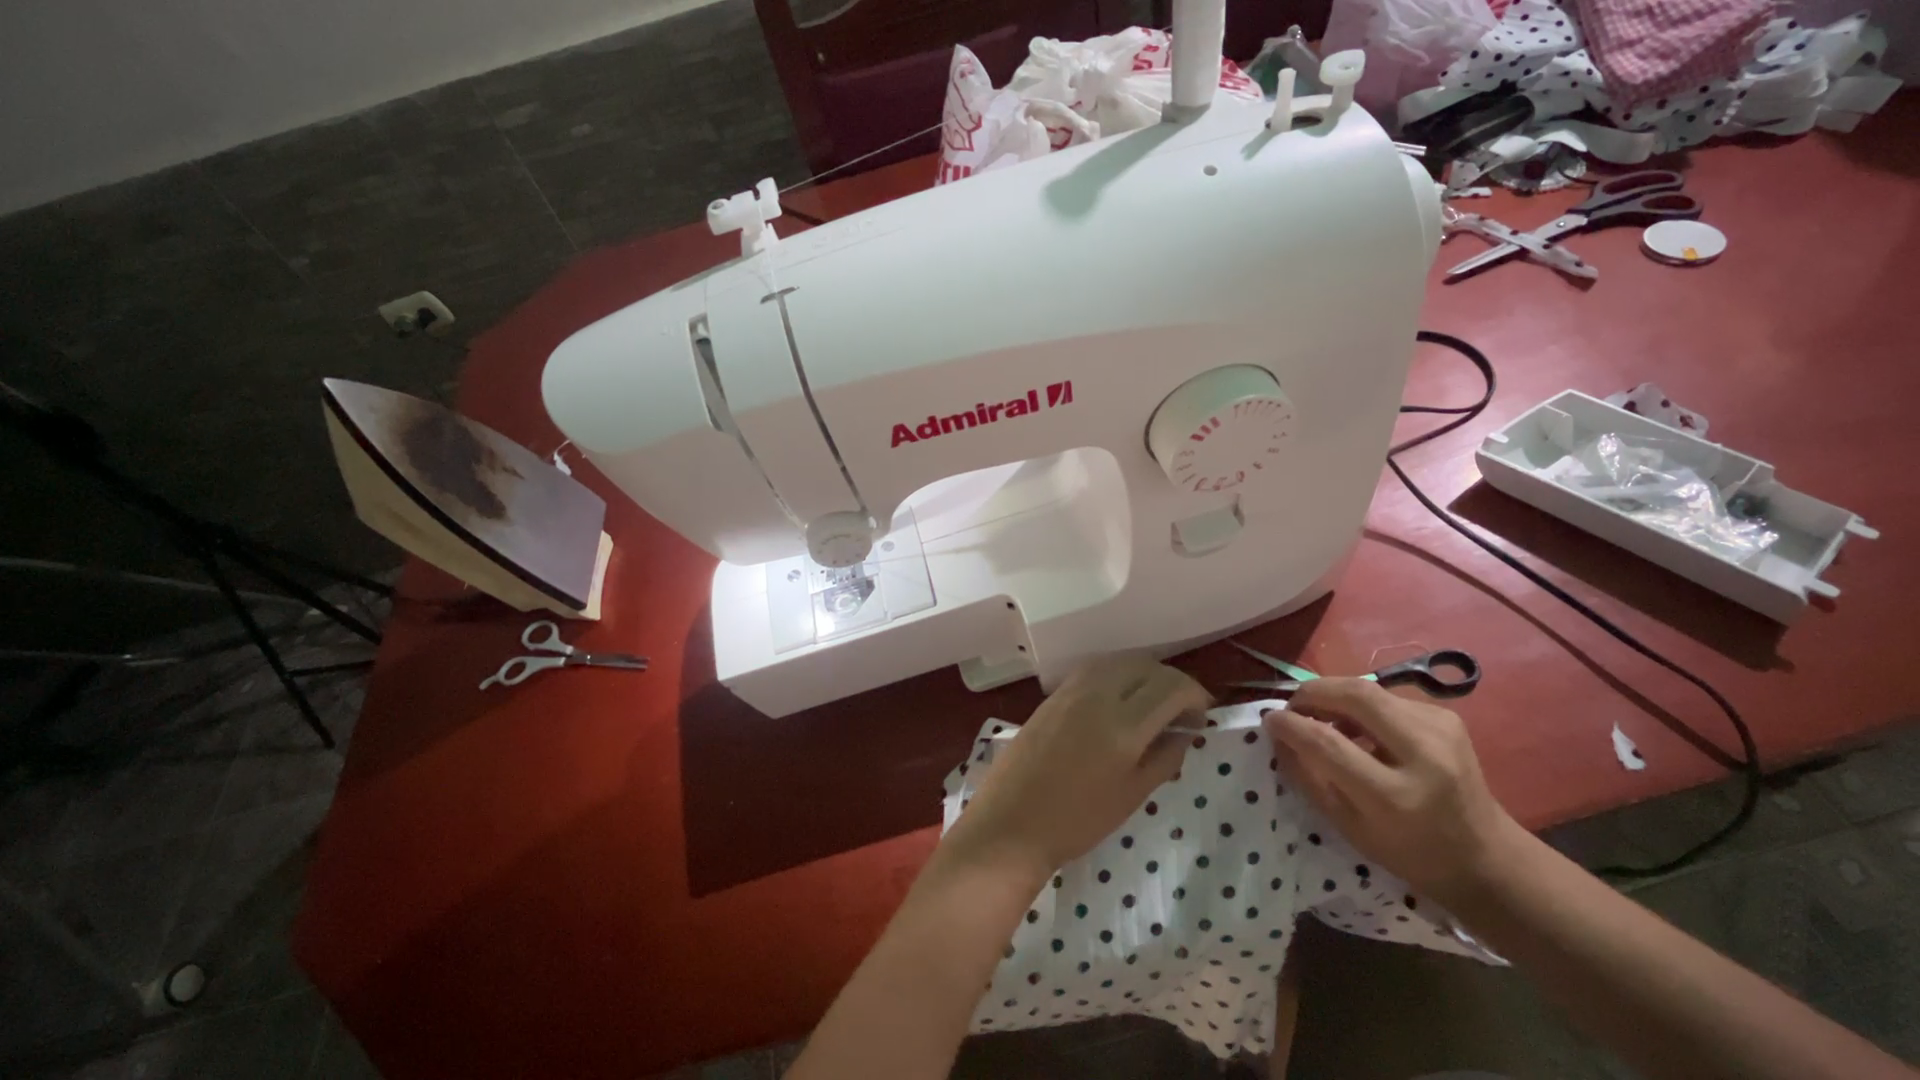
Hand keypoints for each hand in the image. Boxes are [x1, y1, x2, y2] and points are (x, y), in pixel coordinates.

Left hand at [942, 658, 1208, 881]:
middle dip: (1171, 683)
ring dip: (1143, 675)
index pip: (1172, 686)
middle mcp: (1098, 696)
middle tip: (1179, 712)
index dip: (1195, 696)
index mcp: (1124, 725)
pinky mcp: (1051, 696)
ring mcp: (1070, 692)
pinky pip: (1094, 670)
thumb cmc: (1076, 821)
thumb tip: (1185, 731)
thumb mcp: (1132, 795)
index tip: (1200, 718)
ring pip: (1119, 662)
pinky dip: (1116, 676)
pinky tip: (1118, 703)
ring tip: (1151, 706)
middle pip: (1147, 667)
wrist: (1010, 825)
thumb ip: (1165, 756)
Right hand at [1262, 678, 1519, 902]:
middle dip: (1314, 692)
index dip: (1291, 725)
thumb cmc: (1407, 853)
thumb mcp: (1348, 827)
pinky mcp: (1447, 717)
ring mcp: (1442, 729)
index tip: (1270, 720)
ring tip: (1320, 717)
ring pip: (1372, 690)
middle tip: (1293, 706)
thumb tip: (1278, 734)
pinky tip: (1357, 728)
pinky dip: (1362, 707)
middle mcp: (1423, 753)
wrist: (1484, 855)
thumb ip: (1309, 777)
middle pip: (1357, 695)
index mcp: (1394, 795)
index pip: (1328, 742)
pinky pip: (1389, 699)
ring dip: (1336, 697)